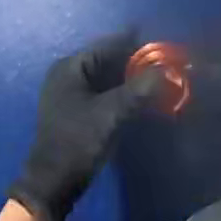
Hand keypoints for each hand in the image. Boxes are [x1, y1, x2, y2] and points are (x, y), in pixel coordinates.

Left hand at [9, 32, 162, 220]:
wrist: (54, 179)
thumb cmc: (78, 140)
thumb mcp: (111, 113)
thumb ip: (138, 90)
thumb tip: (166, 70)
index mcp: (69, 67)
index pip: (105, 46)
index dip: (133, 42)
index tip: (160, 41)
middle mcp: (66, 74)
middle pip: (105, 60)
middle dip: (134, 62)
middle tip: (166, 62)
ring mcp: (69, 93)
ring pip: (105, 78)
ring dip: (129, 79)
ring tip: (159, 78)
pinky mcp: (75, 111)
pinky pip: (102, 93)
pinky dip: (121, 93)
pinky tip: (141, 99)